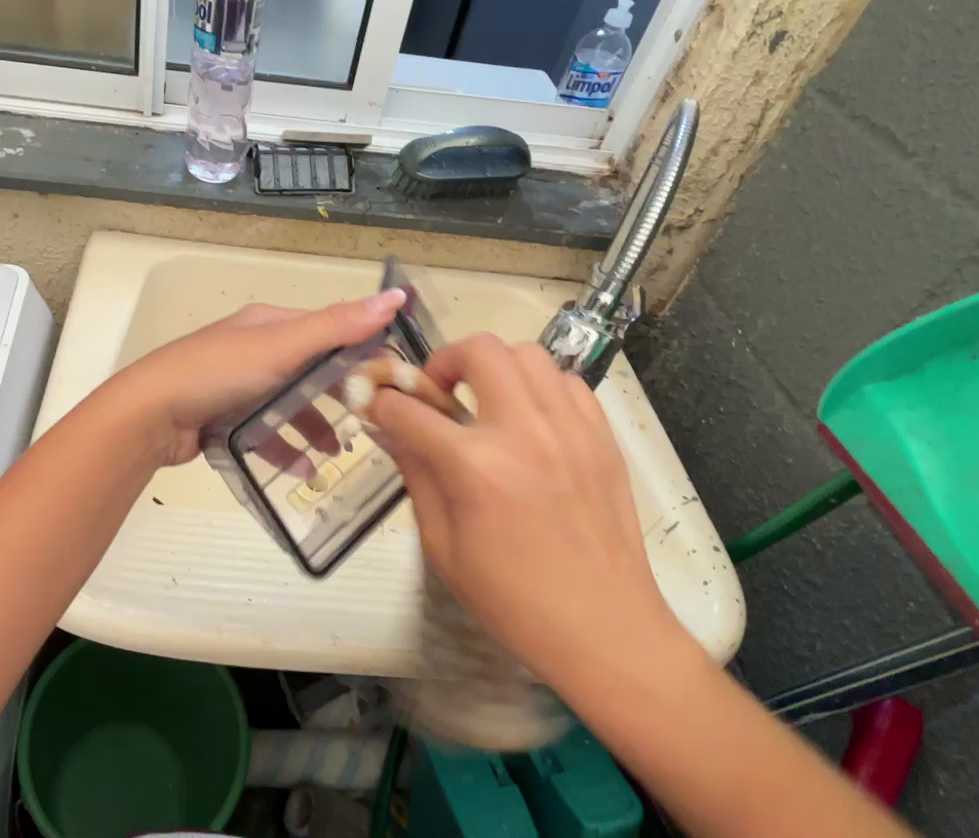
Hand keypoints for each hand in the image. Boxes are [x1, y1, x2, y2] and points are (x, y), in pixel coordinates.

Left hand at [111, 289, 407, 467]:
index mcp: (269, 324)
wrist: (149, 415)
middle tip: (373, 422)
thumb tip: (394, 295)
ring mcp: (237, 385)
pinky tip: (303, 469)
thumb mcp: (282, 346)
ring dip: (314, 426)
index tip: (394, 381)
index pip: (328, 330)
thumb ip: (337, 326)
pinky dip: (285, 447)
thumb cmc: (218, 372)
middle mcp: (254, 349)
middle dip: (340, 394)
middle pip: (310, 369)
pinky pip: (264, 432)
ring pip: (288, 404)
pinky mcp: (224, 418)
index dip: (362, 351)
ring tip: (337, 453)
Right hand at [368, 334, 691, 684]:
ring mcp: (571, 428)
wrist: (603, 628)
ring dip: (495, 367)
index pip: (410, 409)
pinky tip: (530, 420)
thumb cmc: (511, 599)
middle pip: (479, 350)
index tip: (375, 404)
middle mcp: (524, 431)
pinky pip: (567, 382)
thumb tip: (390, 430)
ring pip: (527, 353)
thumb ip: (416, 476)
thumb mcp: (443, 546)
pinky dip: (539, 386)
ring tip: (485, 401)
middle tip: (438, 394)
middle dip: (444, 361)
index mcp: (476, 467)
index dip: (381, 403)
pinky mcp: (602, 437)